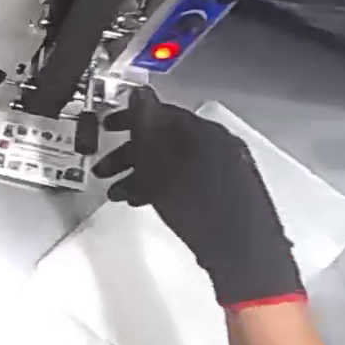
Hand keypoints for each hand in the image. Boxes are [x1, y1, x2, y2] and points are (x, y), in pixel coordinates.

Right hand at [93, 88, 301, 307]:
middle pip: (163, 139)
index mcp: (203, 133)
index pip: (161, 113)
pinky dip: (158, 183)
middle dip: (128, 153)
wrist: (240, 251)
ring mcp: (223, 167)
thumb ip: (146, 127)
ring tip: (117, 192)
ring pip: (170, 160)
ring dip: (139, 172)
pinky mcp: (223, 189)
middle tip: (104, 168)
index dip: (128, 119)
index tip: (105, 127)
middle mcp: (216, 144)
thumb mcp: (160, 165)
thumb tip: (138, 93)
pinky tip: (142, 199)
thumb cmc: (197, 206)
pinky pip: (182, 176)